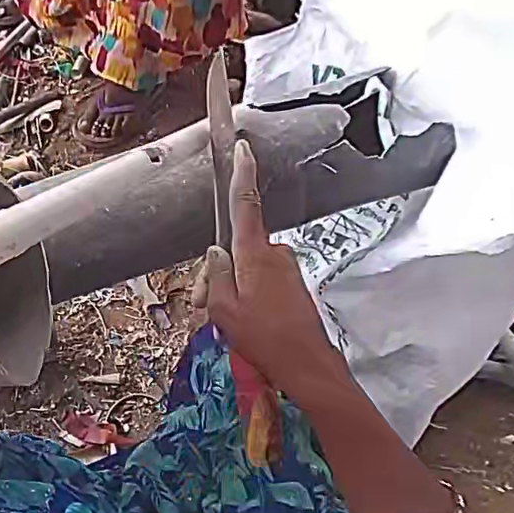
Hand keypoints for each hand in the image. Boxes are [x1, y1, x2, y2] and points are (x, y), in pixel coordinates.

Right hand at [193, 138, 351, 403]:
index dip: (242, 172)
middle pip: (235, 247)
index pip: (245, 203)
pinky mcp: (292, 285)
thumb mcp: (223, 309)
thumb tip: (215, 252)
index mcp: (254, 254)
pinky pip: (261, 280)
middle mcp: (274, 255)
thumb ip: (215, 275)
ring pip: (246, 267)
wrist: (307, 366)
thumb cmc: (264, 339)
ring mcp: (286, 269)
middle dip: (218, 272)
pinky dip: (247, 295)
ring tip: (227, 321)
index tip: (243, 147)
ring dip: (231, 288)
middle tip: (206, 307)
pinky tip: (244, 322)